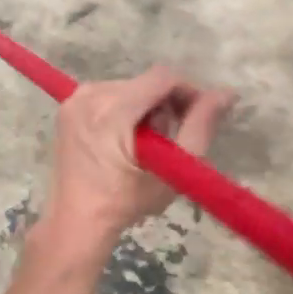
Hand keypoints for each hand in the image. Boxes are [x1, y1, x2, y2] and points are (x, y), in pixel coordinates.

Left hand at [44, 66, 234, 241]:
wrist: (77, 216)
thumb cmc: (125, 200)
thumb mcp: (174, 168)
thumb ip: (200, 126)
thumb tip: (225, 94)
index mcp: (109, 110)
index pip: (162, 77)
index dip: (188, 92)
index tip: (198, 117)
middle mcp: (87, 97)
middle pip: (145, 83)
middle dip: (166, 105)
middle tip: (167, 141)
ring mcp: (73, 101)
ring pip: (128, 87)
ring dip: (146, 108)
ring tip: (147, 144)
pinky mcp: (67, 109)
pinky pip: (109, 95)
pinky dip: (125, 110)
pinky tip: (127, 138)